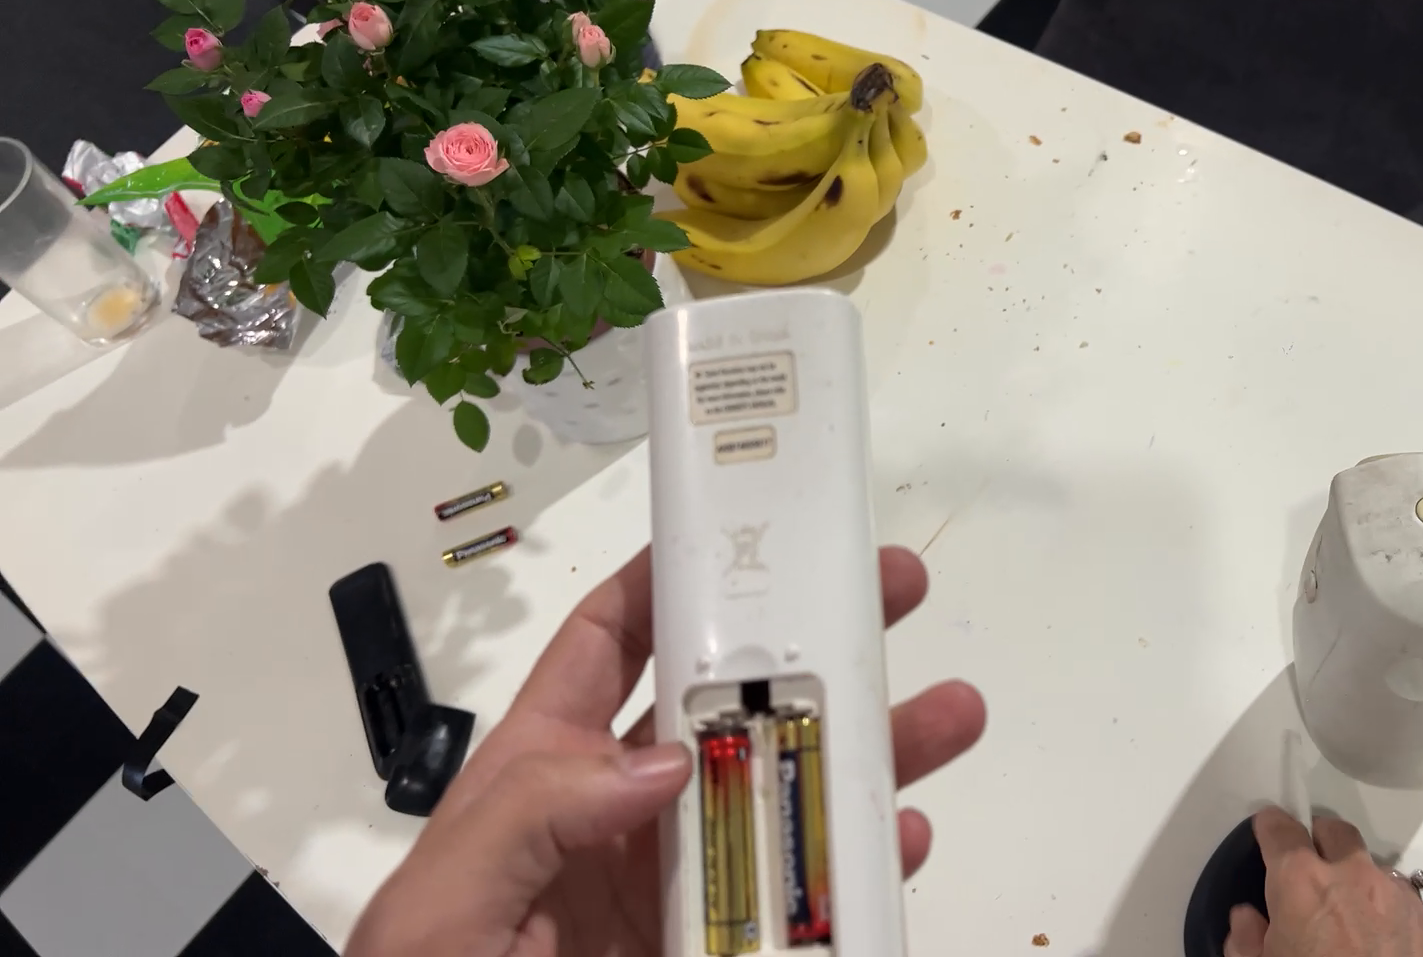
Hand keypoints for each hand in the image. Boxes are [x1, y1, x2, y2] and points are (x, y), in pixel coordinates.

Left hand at [347, 545, 986, 956]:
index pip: (611, 640)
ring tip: (954, 709)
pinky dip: (867, 855)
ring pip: (800, 777)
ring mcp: (695, 868)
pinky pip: (820, 882)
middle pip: (740, 691)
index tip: (744, 535)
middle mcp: (638, 801)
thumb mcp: (437, 919)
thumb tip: (663, 762)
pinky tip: (904, 836)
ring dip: (879, 739)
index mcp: (556, 771)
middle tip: (892, 587)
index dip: (668, 577)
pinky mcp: (742, 937)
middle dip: (819, 633)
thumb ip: (525, 821)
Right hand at [1225, 807, 1422, 956]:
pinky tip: (1385, 951)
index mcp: (1300, 879)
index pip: (1278, 826)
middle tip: (1311, 877)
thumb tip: (1249, 918)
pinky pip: (1405, 904)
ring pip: (1373, 869)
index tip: (1267, 844)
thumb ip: (1247, 940)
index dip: (1269, 832)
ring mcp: (1397, 899)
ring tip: (1354, 924)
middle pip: (1334, 832)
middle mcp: (1351, 874)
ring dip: (1359, 884)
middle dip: (1319, 843)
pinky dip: (1390, 916)